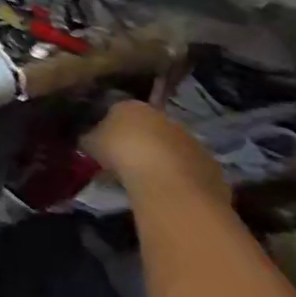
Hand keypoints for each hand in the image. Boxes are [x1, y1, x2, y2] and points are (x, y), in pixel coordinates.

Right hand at [80, 91, 228, 203]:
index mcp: (131, 106)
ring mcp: (191, 140)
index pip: (118, 109)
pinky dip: (180, 176)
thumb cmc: (122, 154)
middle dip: (140, 140)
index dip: (111, 125)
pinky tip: (169, 190)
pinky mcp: (210, 165)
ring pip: (171, 147)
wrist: (168, 182)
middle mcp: (163, 117)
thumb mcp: (91, 143)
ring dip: (162, 158)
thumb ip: (89, 137)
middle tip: (126, 160)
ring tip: (148, 178)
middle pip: (149, 127)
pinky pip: (189, 168)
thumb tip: (85, 137)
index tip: (104, 141)